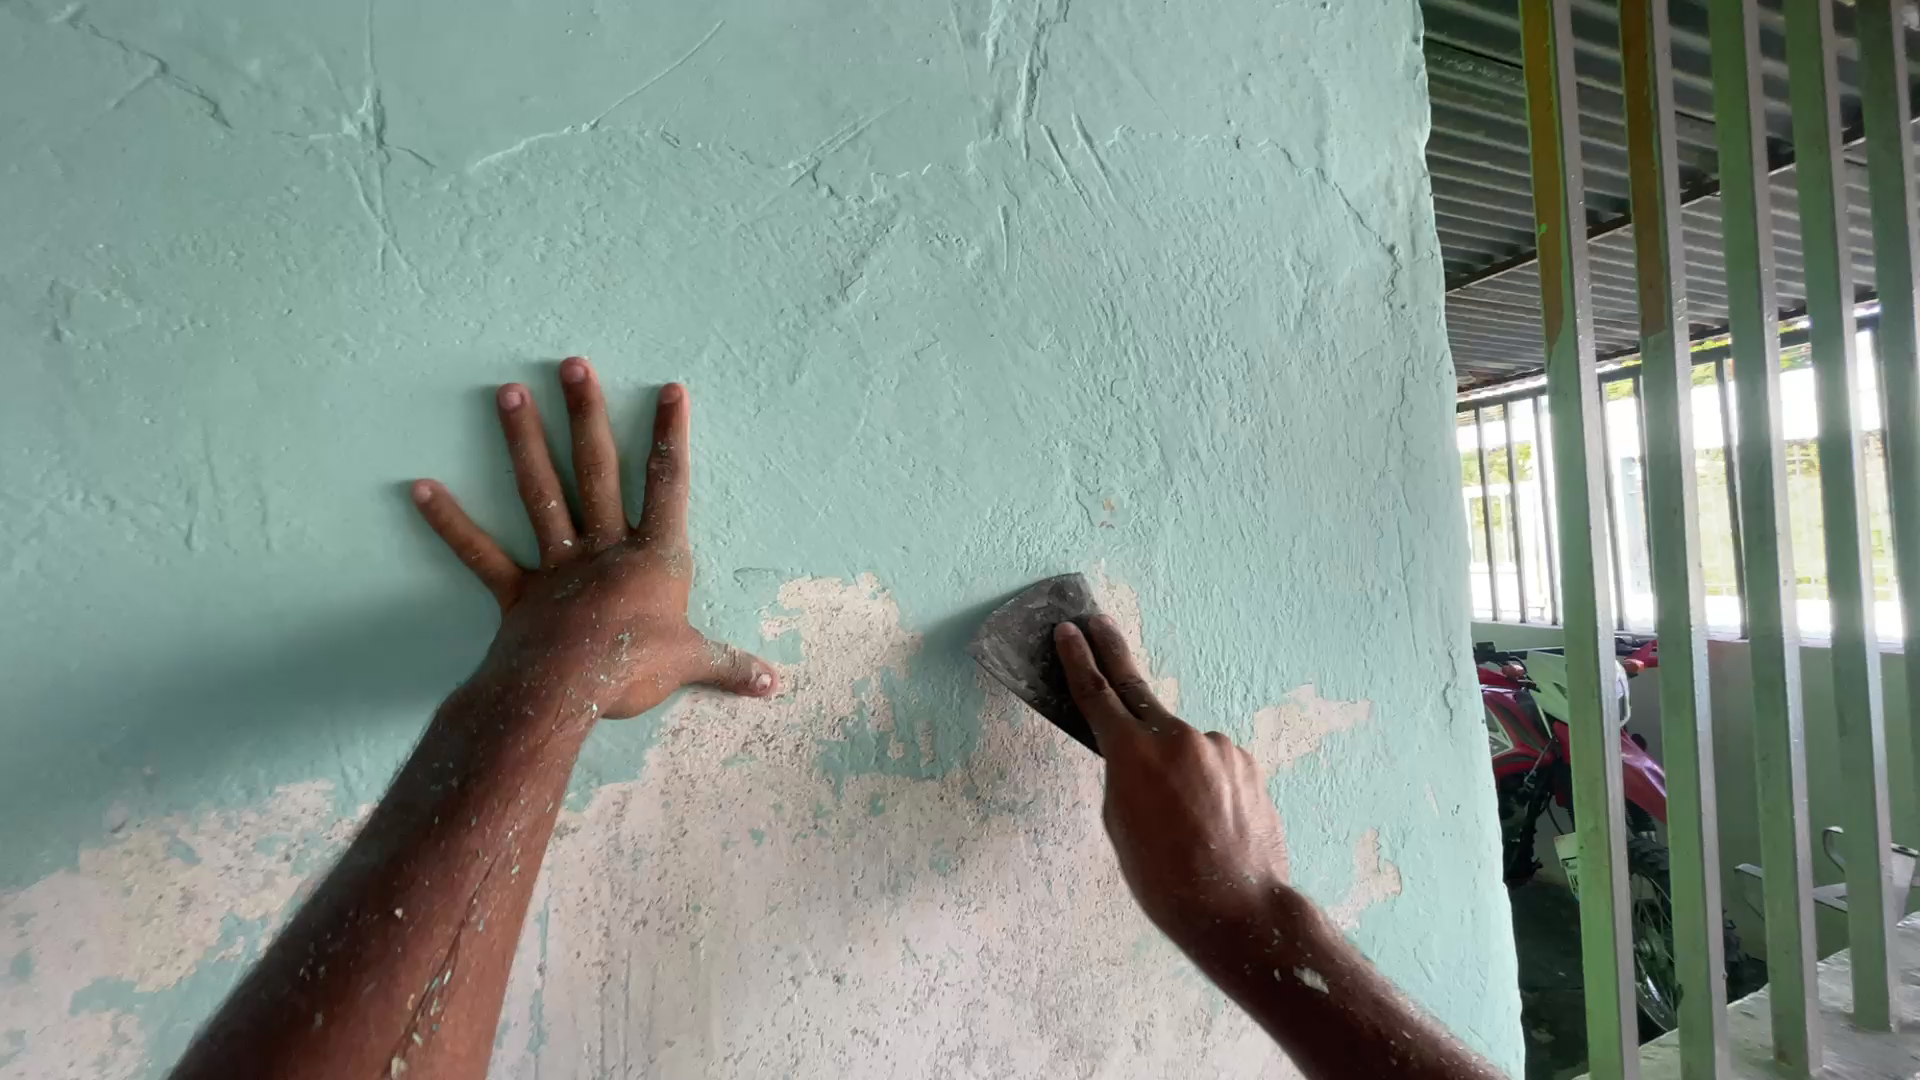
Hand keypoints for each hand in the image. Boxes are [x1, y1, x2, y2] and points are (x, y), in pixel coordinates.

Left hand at [411, 357, 776, 721]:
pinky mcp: (518, 592)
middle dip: (588, 416)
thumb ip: (731, 665)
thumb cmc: (633, 669)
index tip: (670, 390)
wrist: (563, 693)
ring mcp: (558, 565)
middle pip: (597, 471)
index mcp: (653, 557)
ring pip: (541, 494)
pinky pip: (482, 554)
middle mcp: (605, 548)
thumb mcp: (693, 664)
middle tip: (573, 365)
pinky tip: (420, 488)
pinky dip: (451, 523)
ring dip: (524, 442)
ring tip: (508, 392)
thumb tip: (774, 685)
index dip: (671, 437)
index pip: (668, 485)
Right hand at [1054, 617, 1288, 949]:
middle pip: (1134, 685)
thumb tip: (1136, 755)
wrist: (1240, 909)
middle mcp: (1174, 737)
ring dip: (1173, 764)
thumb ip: (1122, 774)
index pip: (1096, 693)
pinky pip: (1210, 760)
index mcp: (1132, 754)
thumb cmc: (1163, 879)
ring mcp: (1214, 745)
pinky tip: (1209, 817)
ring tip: (1182, 815)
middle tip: (1096, 620)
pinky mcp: (1242, 759)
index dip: (1077, 659)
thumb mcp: (1118, 824)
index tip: (1067, 630)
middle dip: (1110, 650)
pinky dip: (1202, 779)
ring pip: (1180, 743)